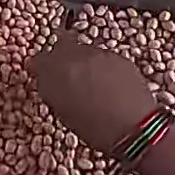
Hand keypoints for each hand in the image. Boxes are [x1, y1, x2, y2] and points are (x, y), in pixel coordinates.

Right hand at [29, 37, 156, 150]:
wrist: (136, 127)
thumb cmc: (94, 128)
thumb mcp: (62, 111)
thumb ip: (51, 89)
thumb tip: (46, 79)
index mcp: (55, 70)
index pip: (39, 59)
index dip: (39, 67)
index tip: (41, 75)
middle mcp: (75, 55)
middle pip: (60, 46)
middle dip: (60, 59)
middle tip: (65, 77)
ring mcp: (99, 53)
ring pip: (83, 51)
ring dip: (82, 62)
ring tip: (89, 83)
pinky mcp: (118, 56)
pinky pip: (103, 58)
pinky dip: (101, 67)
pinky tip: (107, 84)